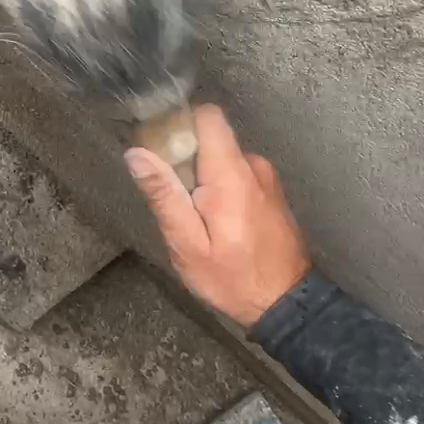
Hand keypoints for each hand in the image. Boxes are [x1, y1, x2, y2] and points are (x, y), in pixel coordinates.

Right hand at [125, 104, 310, 327]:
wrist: (288, 306)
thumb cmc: (232, 277)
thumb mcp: (187, 243)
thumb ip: (163, 195)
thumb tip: (136, 154)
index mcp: (231, 175)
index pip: (208, 117)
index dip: (180, 123)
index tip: (161, 148)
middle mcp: (254, 167)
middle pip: (210, 138)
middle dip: (185, 158)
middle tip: (173, 197)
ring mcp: (266, 178)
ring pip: (221, 156)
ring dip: (201, 176)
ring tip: (194, 215)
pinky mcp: (271, 191)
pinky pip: (236, 173)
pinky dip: (219, 186)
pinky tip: (215, 220)